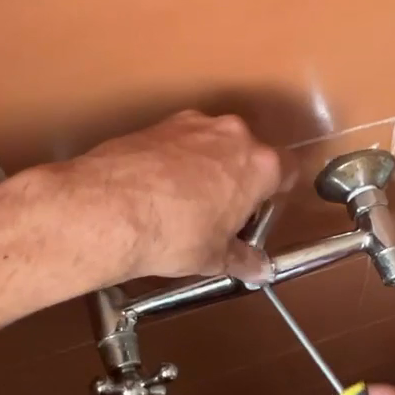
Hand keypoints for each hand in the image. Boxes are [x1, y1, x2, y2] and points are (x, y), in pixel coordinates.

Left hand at [63, 111, 283, 283]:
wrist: (107, 209)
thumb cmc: (173, 233)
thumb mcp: (215, 256)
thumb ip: (243, 259)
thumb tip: (258, 270)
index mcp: (260, 164)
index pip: (287, 171)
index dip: (276, 194)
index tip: (260, 213)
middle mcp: (232, 134)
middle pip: (248, 155)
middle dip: (240, 181)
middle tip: (223, 214)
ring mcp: (194, 124)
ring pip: (213, 146)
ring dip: (208, 169)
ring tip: (186, 206)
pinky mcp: (159, 124)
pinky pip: (181, 143)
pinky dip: (177, 163)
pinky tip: (159, 193)